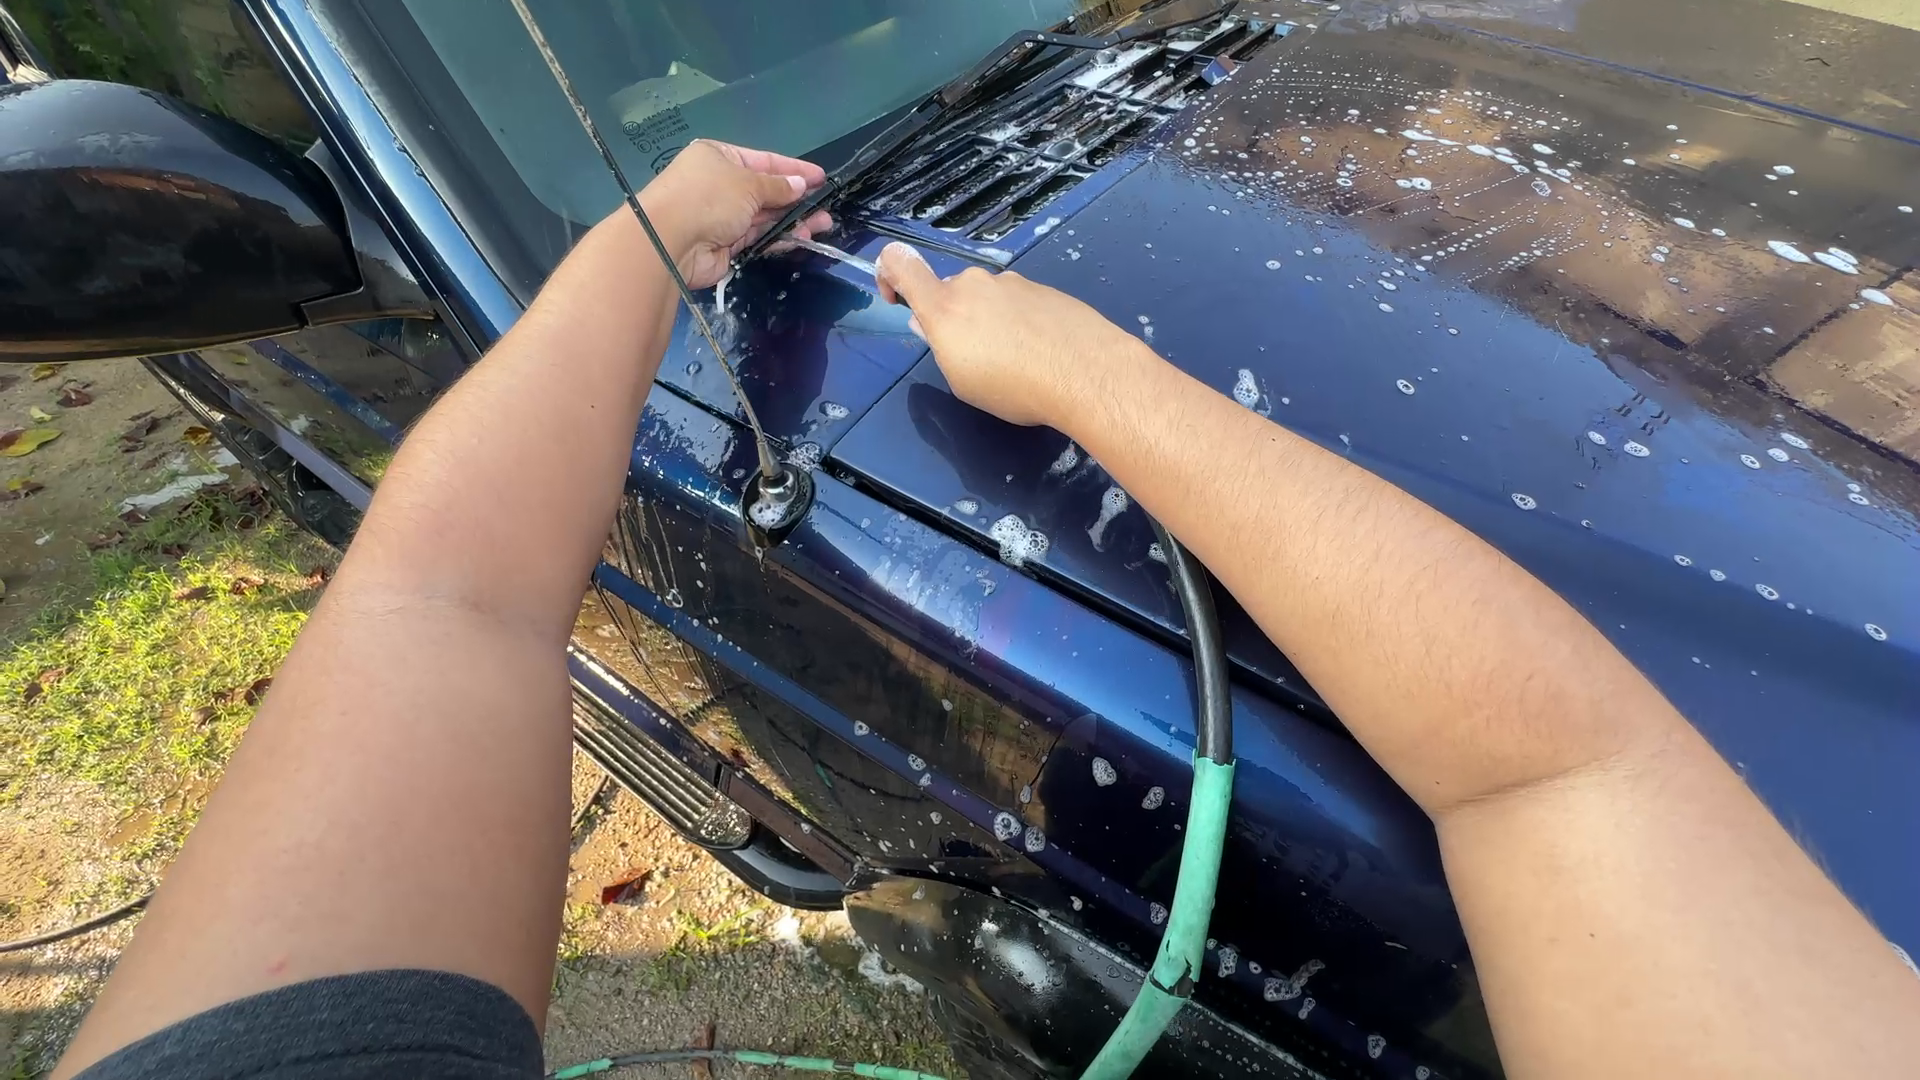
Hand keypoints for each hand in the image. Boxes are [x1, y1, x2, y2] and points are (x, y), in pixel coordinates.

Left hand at [632, 140, 831, 288]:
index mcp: (721, 157)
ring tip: (823, 225)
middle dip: (797, 199)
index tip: (820, 178)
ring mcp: (725, 216)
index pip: (764, 161)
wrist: (672, 240)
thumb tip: (800, 185)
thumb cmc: (708, 197)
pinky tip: (802, 237)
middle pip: (767, 190)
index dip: (794, 170)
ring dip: (794, 221)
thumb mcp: (747, 183)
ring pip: (766, 217)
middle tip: (826, 207)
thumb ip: (777, 186)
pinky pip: (760, 238)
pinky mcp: (728, 244)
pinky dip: (780, 238)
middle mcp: (722, 185)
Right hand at [875, 241, 1143, 427]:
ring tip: (1015, 363)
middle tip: (975, 360)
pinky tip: (1040, 354)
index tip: (897, 300)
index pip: (900, 263)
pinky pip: (1017, 304)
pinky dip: (1019, 324)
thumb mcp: (964, 382)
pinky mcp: (1044, 289)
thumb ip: (942, 347)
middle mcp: (975, 285)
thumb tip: (932, 327)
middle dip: (954, 320)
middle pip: (950, 292)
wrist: (1086, 373)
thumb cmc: (1014, 387)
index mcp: (944, 307)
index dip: (888, 275)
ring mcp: (1013, 283)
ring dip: (989, 324)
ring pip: (986, 299)